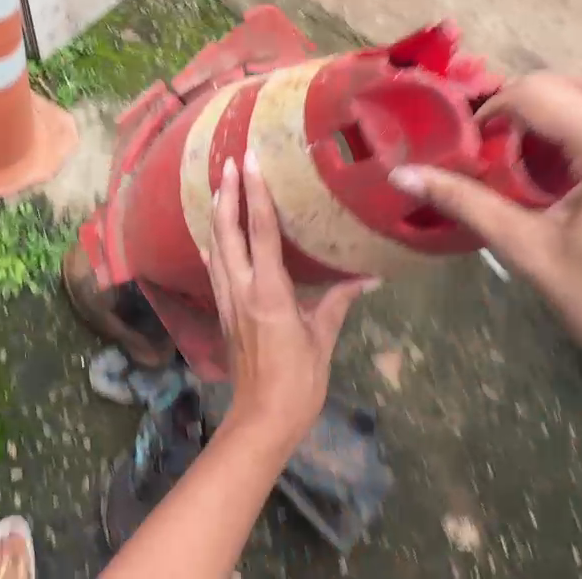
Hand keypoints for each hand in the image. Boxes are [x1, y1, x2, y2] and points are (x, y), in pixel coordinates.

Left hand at [205, 152, 376, 452]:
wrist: (261, 418)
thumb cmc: (298, 381)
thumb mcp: (322, 339)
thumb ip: (338, 302)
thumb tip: (369, 277)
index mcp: (268, 291)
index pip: (260, 231)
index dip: (254, 193)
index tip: (248, 162)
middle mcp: (240, 288)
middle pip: (226, 231)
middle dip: (226, 194)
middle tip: (228, 162)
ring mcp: (226, 299)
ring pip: (215, 245)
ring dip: (217, 214)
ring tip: (220, 186)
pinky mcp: (221, 311)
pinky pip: (214, 268)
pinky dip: (214, 244)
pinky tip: (213, 237)